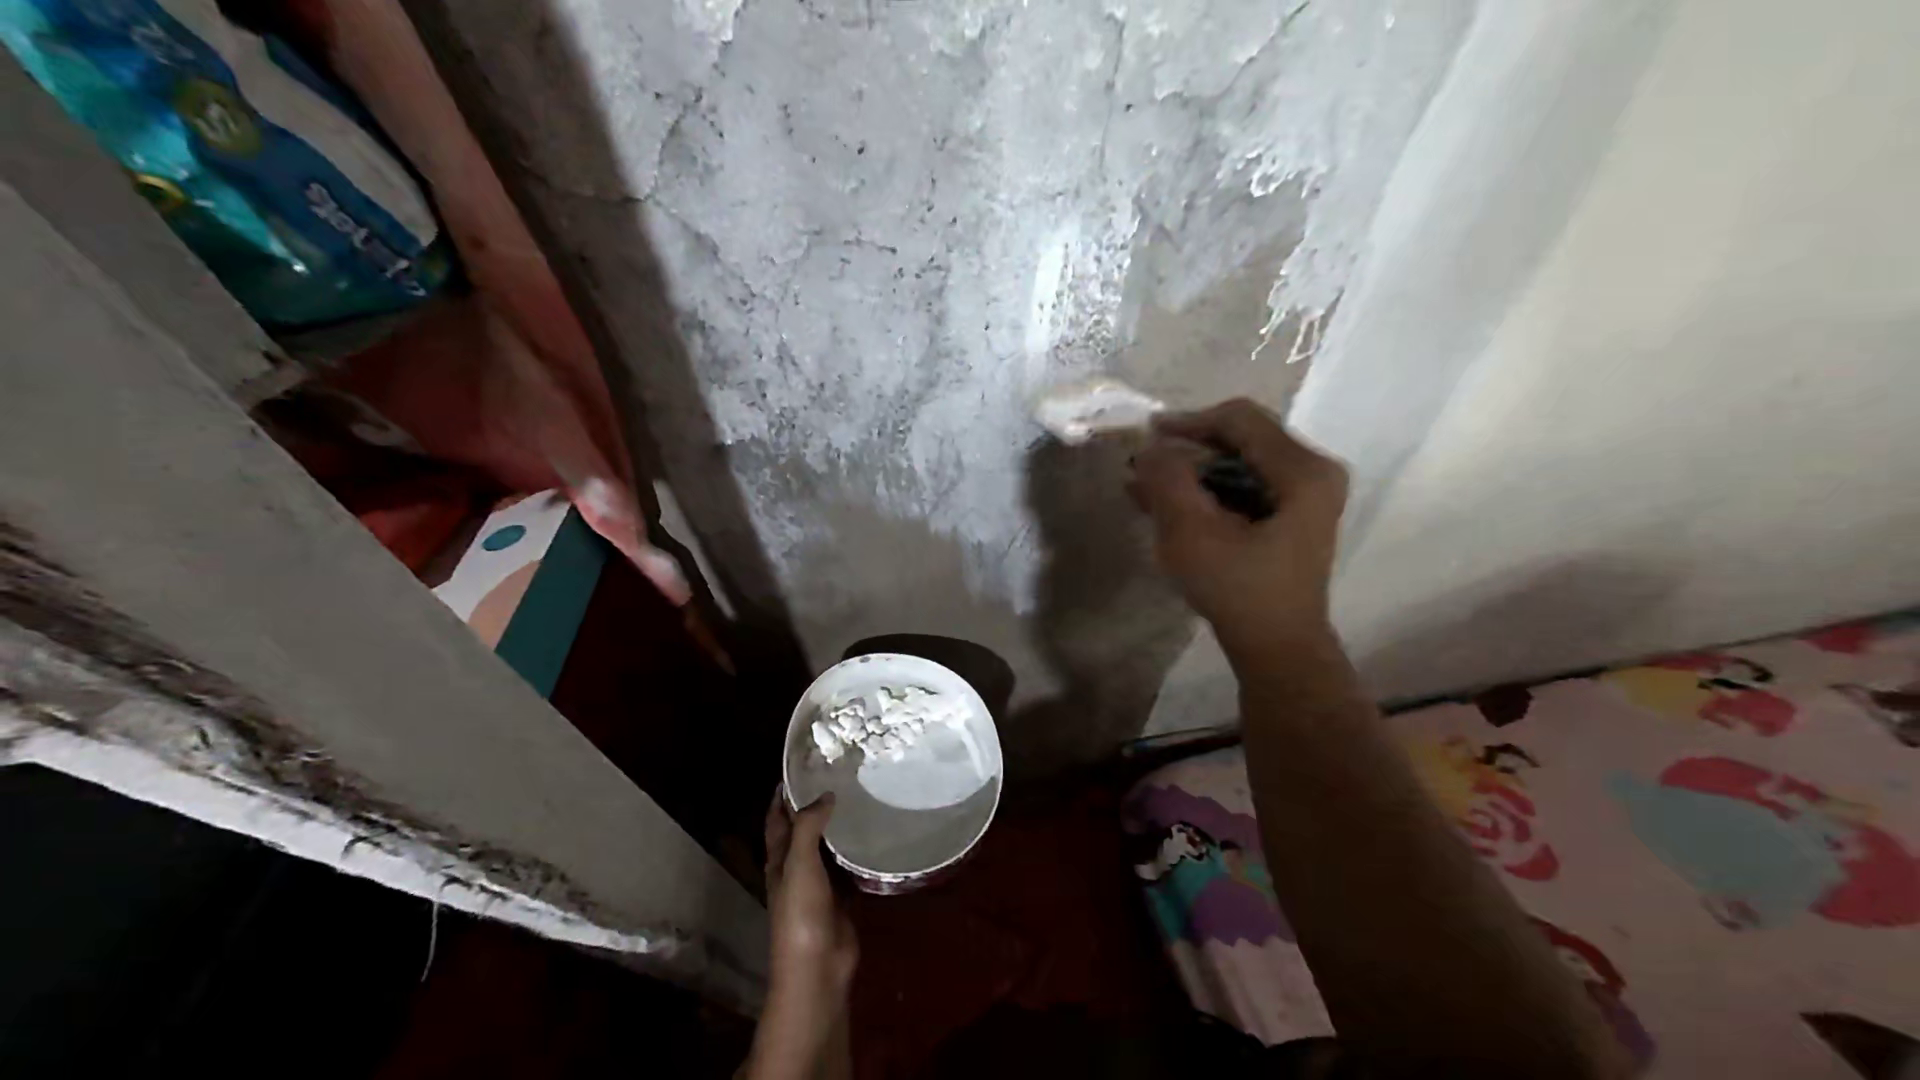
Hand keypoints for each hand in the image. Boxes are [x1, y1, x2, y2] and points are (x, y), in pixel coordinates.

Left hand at [748, 789, 857, 1079]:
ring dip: (837, 826)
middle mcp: (796, 868)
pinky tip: (874, 834)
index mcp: (778, 860)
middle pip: (802, 830)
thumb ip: (809, 827)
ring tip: (858, 797)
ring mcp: (819, 884)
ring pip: (826, 846)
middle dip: (813, 805)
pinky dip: (856, 850)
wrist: (818, 967)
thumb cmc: (800, 913)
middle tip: (838, 776)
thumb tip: (825, 794)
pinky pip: (848, 866)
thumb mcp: (799, 864)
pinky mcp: (841, 897)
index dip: (782, 795)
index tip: (799, 767)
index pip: (776, 819)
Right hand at [1129, 398, 1347, 659]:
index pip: (1240, 419)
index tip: (1147, 435)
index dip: (1189, 421)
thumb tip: (1149, 449)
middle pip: (1242, 438)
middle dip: (1187, 449)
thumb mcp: (1192, 533)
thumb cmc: (1238, 591)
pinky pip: (1245, 486)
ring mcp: (1307, 496)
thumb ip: (1168, 482)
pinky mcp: (1292, 516)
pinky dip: (1207, 491)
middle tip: (1143, 465)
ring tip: (1145, 487)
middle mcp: (1314, 472)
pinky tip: (1168, 505)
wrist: (1278, 648)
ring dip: (1192, 472)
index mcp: (1303, 470)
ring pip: (1240, 463)